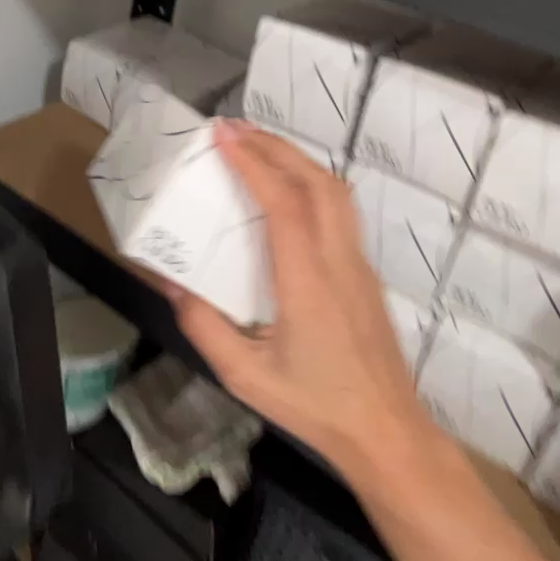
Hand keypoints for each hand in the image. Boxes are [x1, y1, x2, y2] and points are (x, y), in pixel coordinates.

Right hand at [168, 120, 432, 477]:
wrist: (388, 432)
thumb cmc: (316, 406)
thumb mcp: (245, 375)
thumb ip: (204, 326)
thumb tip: (171, 282)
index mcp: (306, 282)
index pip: (283, 203)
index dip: (253, 162)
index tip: (223, 135)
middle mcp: (338, 260)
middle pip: (315, 181)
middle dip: (274, 145)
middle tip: (234, 128)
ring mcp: (358, 263)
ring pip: (335, 191)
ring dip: (297, 159)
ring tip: (259, 146)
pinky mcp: (365, 272)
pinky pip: (340, 210)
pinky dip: (311, 181)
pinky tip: (288, 189)